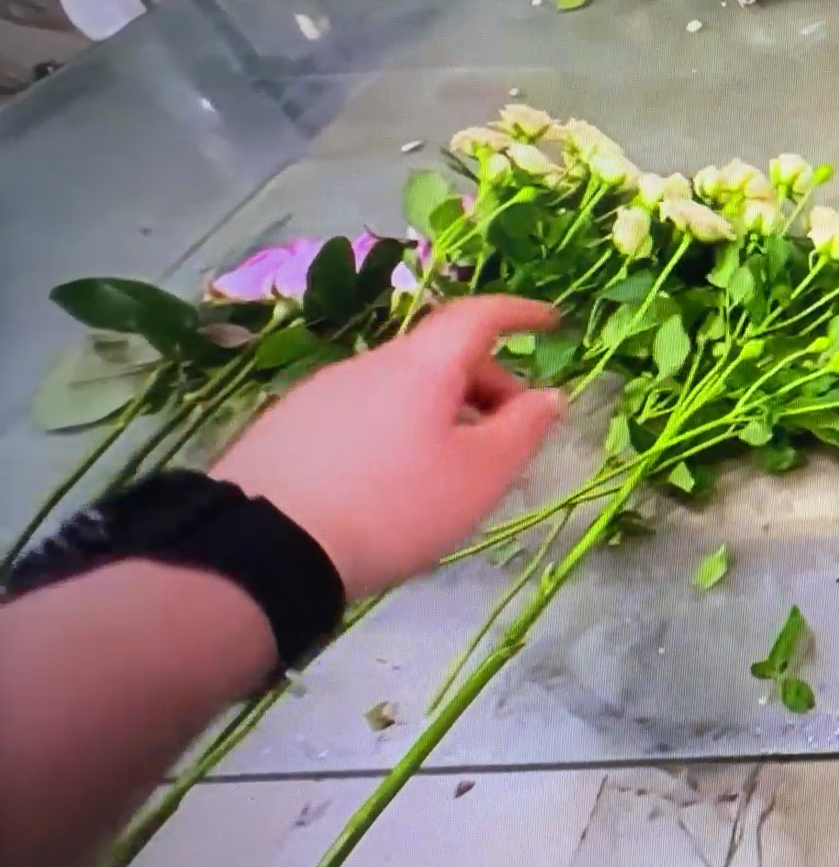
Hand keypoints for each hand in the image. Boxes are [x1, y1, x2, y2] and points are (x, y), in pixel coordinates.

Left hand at [212, 297, 565, 600]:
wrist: (256, 553)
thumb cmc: (396, 504)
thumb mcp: (484, 472)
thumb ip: (526, 428)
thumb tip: (551, 396)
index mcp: (422, 367)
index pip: (479, 316)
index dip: (521, 313)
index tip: (554, 321)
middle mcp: (369, 366)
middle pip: (445, 357)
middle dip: (492, 385)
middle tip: (513, 435)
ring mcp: (322, 394)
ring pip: (407, 386)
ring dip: (449, 409)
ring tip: (458, 464)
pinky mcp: (290, 428)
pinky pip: (370, 410)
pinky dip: (406, 426)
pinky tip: (403, 478)